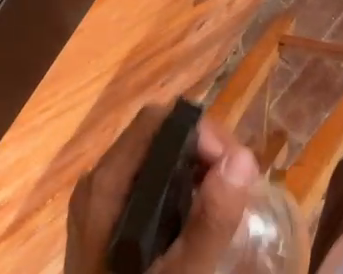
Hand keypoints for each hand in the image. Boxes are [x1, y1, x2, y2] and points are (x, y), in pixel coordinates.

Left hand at [65, 106, 257, 273]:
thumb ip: (209, 222)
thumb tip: (244, 158)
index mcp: (106, 186)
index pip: (158, 120)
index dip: (201, 132)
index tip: (234, 167)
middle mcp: (99, 182)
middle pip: (159, 135)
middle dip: (204, 151)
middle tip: (236, 190)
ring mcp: (101, 202)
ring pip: (158, 157)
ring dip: (196, 170)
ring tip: (223, 206)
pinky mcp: (108, 222)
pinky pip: (150, 183)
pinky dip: (181, 189)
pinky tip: (198, 222)